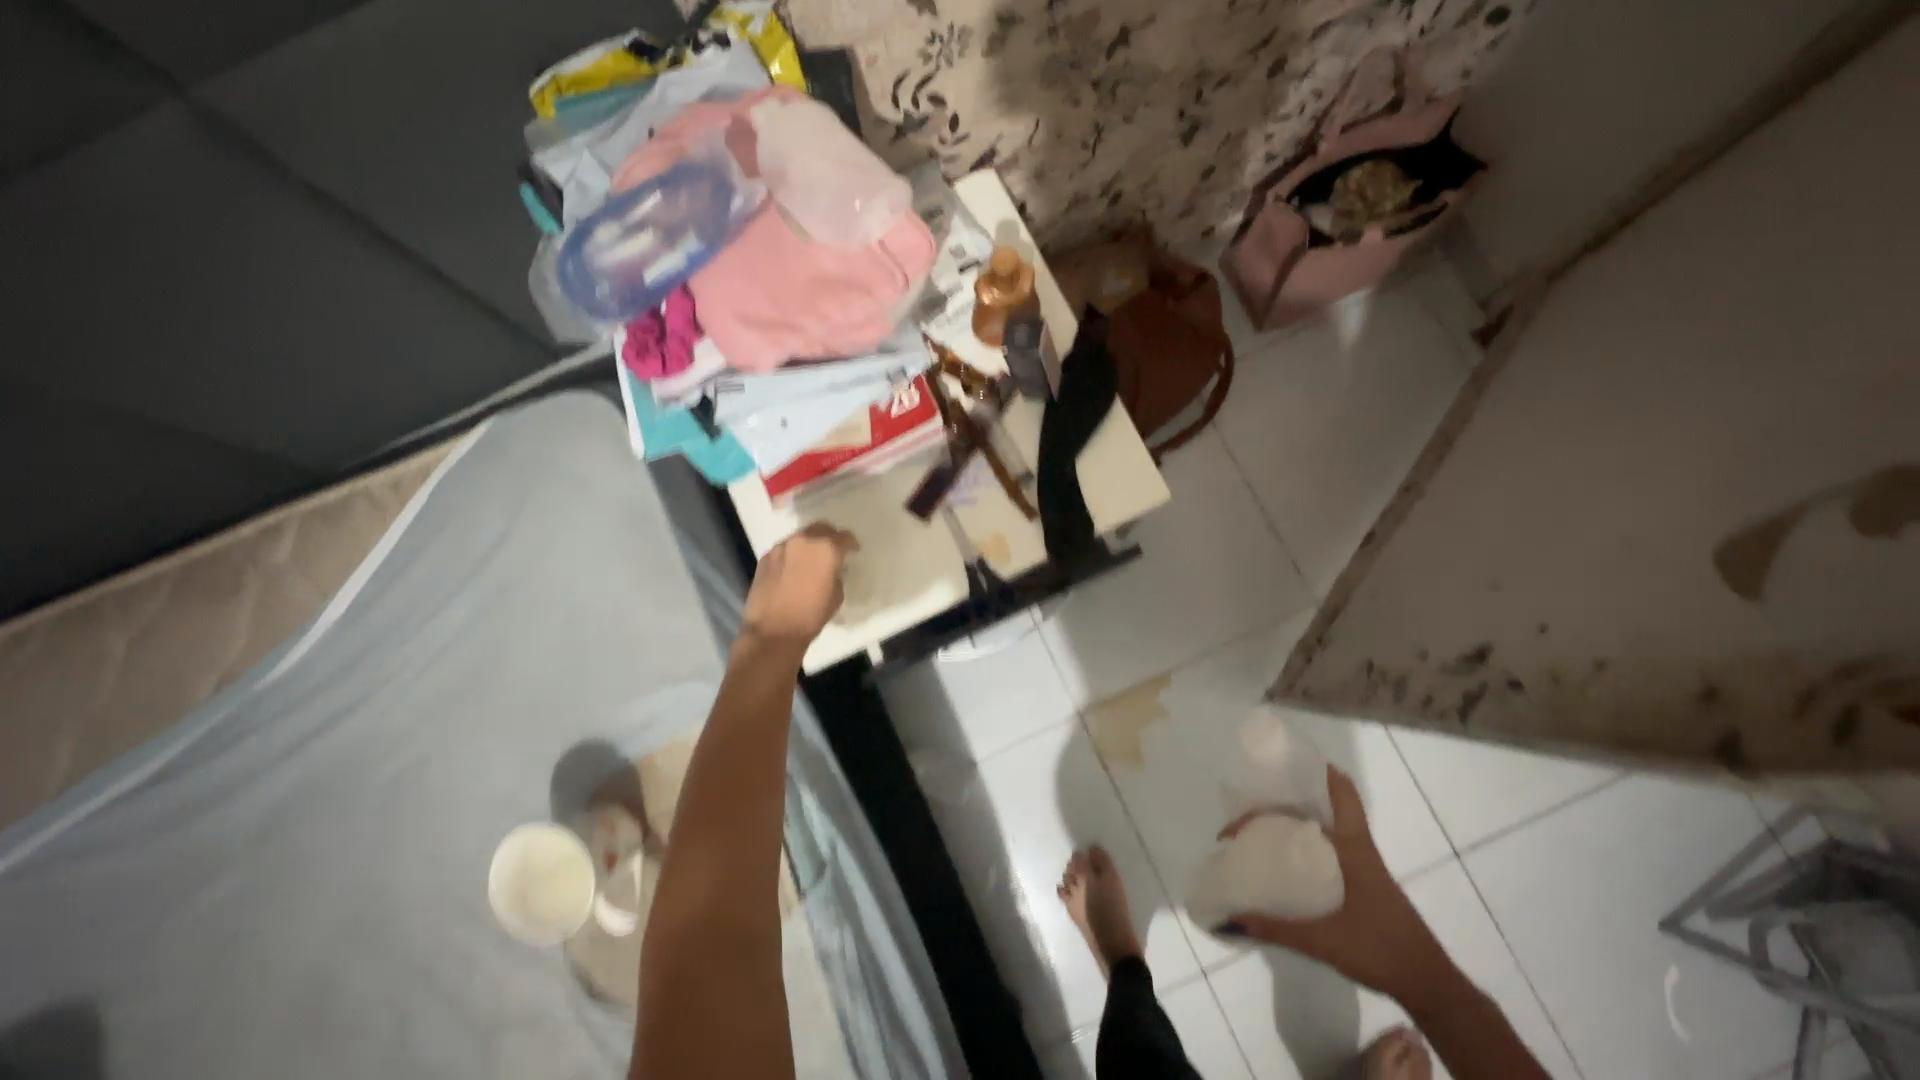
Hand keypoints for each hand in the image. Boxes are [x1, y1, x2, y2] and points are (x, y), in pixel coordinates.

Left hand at [740, 523, 857, 648]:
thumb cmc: (811, 616)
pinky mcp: (765, 557)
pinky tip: (793, 570)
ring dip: (809, 545)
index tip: (853, 551)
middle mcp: (803, 541)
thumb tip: (830, 570)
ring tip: (811, 561)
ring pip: (800, 537)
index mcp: (826, 549)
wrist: (773, 631)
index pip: (844, 537)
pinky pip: (784, 549)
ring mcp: (781, 547)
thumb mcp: (836, 595)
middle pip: (821, 528)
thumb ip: (836, 575)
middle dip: (829, 537)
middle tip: (833, 550)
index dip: (851, 544)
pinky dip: (792, 555)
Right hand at [1221, 765, 1456, 1005]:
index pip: (1337, 798)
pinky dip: (1312, 843)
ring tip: (1267, 822)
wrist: (1427, 983)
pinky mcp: (1367, 885)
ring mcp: (1367, 867)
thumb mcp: (1324, 942)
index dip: (1311, 779)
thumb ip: (1276, 929)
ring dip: (1306, 817)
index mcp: (1355, 851)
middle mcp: (1361, 850)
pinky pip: (1335, 849)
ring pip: (1336, 826)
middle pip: (1337, 804)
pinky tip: (1290, 861)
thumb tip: (1231, 918)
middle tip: (1261, 796)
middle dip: (1303, 792)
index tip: (1274, 777)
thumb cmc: (1380, 951)